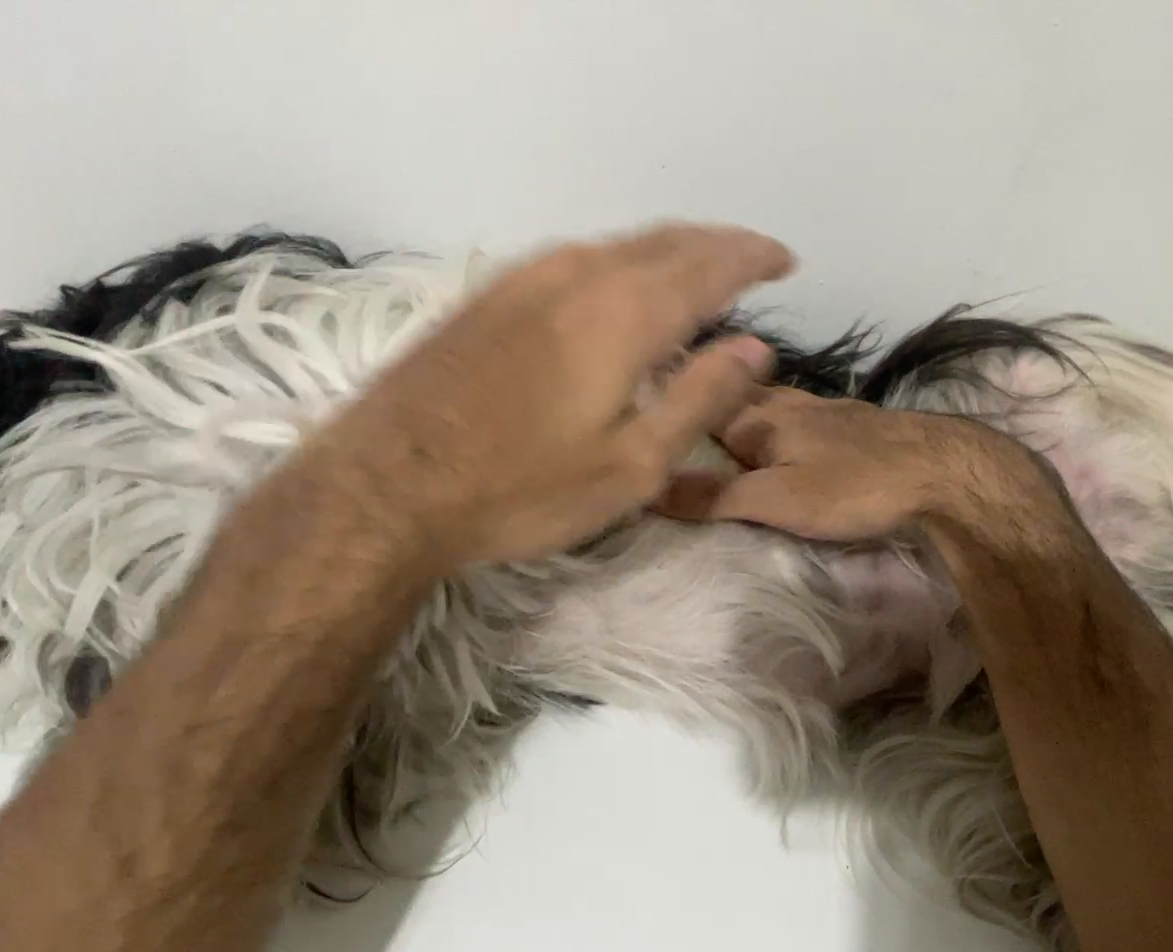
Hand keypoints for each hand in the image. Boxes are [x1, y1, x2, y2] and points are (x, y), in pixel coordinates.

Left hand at [309, 223, 793, 566]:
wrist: (387, 486)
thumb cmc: (521, 489)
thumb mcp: (631, 466)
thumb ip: (699, 399)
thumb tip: (755, 349)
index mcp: (625, 310)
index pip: (712, 263)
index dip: (755, 257)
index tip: (785, 261)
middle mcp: (579, 272)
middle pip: (667, 241)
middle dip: (717, 246)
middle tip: (752, 261)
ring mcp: (525, 277)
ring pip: (618, 246)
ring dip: (667, 254)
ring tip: (697, 274)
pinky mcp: (488, 295)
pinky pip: (576, 262)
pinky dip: (618, 268)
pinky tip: (619, 294)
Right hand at [655, 386, 1065, 543]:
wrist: (945, 472)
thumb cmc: (854, 486)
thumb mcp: (777, 499)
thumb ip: (714, 496)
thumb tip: (645, 490)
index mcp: (760, 416)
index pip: (699, 405)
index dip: (669, 410)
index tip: (639, 417)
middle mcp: (787, 403)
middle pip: (732, 397)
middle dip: (704, 404)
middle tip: (671, 419)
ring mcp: (823, 410)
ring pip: (767, 404)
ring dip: (741, 409)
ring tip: (715, 426)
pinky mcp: (852, 424)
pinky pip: (797, 418)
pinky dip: (776, 424)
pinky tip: (781, 436)